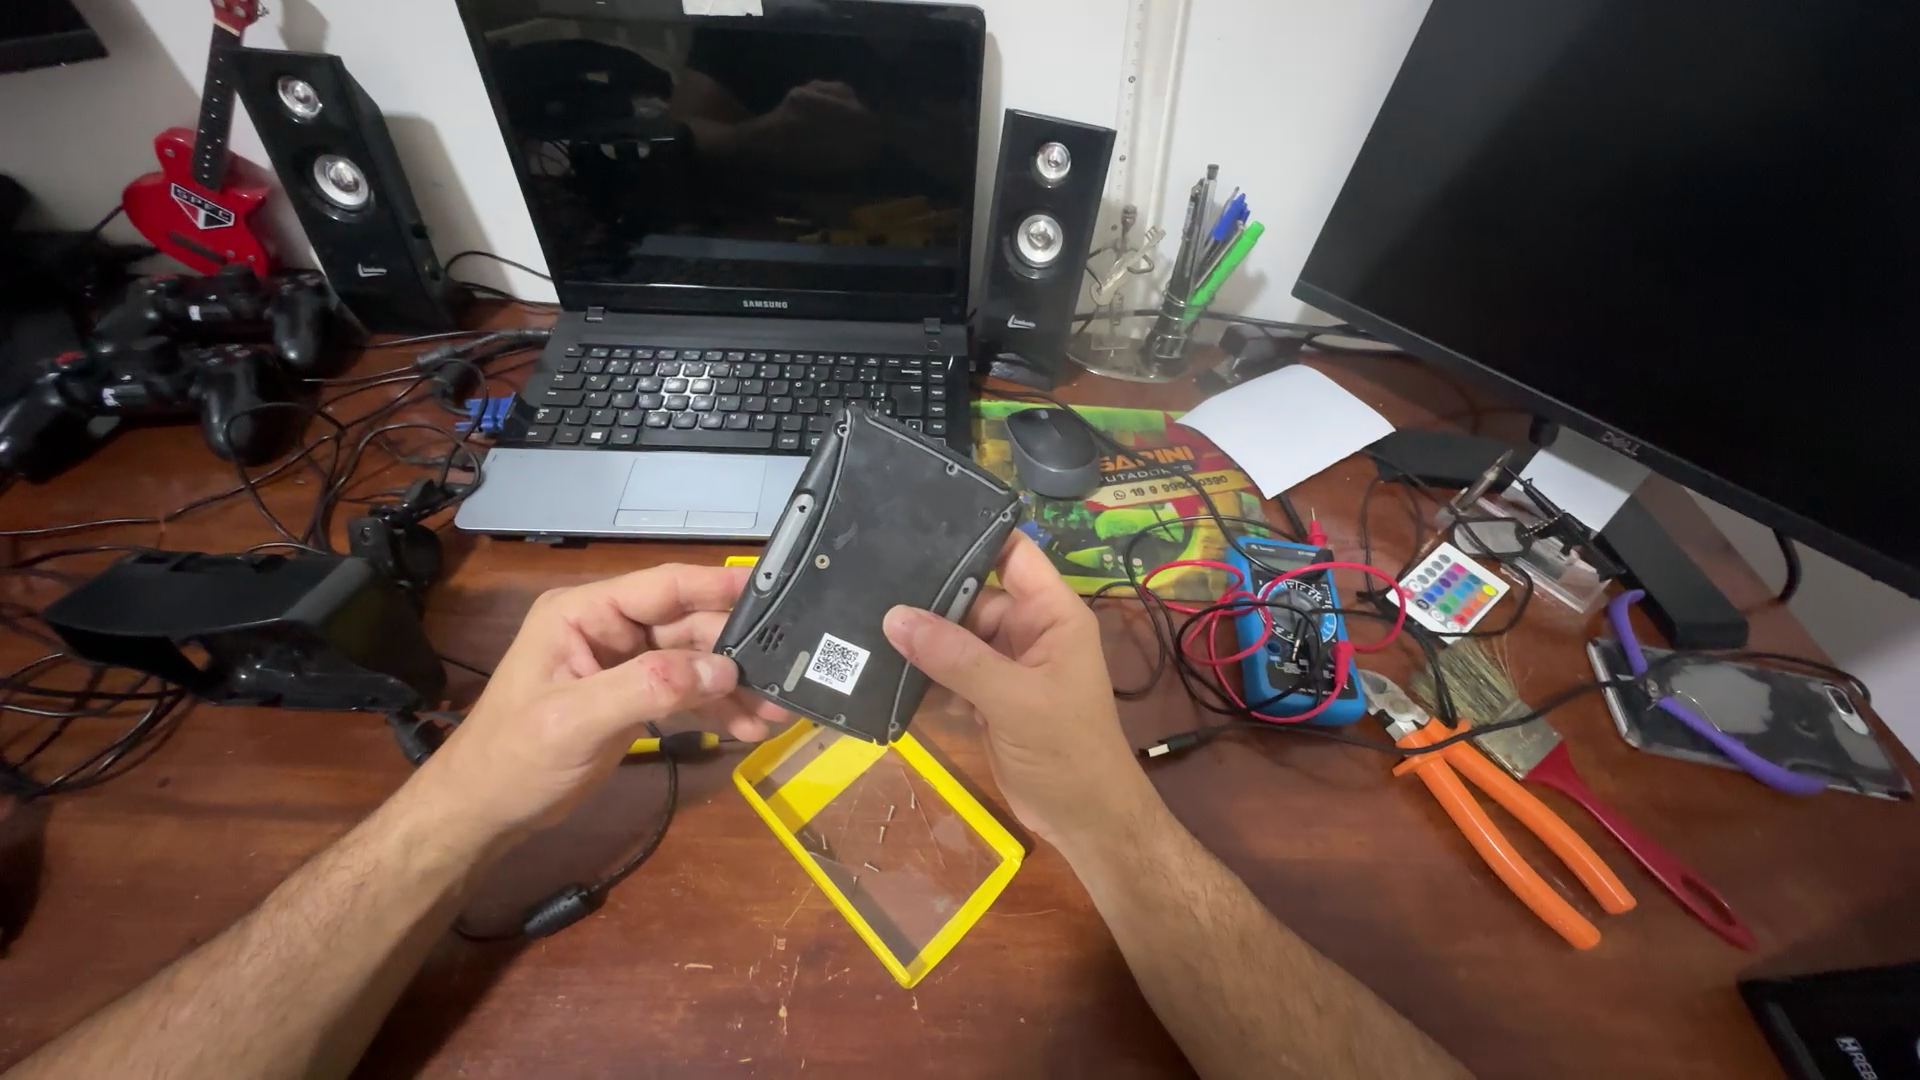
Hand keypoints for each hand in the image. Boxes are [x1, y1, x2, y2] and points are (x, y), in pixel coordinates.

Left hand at [419, 565, 787, 836]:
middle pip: (691, 627)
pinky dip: (719, 708)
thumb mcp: (575, 720)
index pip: (665, 587)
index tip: (772, 591)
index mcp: (587, 613)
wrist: (482, 816)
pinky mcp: (639, 695)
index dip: (718, 586)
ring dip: (736, 687)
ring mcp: (627, 662)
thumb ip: (648, 687)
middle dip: (737, 655)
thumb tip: (723, 670)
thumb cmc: (512, 760)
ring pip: (698, 662)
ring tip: (776, 713)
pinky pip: (690, 691)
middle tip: (785, 676)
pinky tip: (749, 727)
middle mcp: (612, 628)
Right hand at [881, 533, 1158, 853]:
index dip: (975, 535)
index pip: (1014, 554)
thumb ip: (957, 658)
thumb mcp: (1014, 699)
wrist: (1083, 820)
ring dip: (921, 635)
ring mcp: (1005, 662)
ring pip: (956, 634)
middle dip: (930, 593)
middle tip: (871, 580)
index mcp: (1051, 613)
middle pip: (973, 595)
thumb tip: (895, 618)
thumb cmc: (1067, 751)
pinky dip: (924, 670)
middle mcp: (1028, 629)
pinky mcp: (987, 693)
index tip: (920, 525)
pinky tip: (882, 666)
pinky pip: (950, 668)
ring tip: (864, 618)